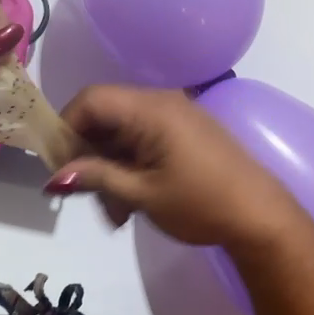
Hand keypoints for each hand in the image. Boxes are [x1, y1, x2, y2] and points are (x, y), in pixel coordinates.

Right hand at [48, 85, 305, 250]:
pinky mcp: (185, 132)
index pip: (91, 99)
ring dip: (109, 168)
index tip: (59, 168)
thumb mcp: (142, 194)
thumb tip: (54, 176)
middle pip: (105, 116)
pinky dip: (130, 166)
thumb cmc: (200, 203)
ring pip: (122, 133)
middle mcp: (162, 102)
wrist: (259, 215)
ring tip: (116, 216)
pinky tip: (131, 204)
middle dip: (89, 157)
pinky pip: (143, 139)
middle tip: (88, 201)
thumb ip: (96, 177)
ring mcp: (176, 115)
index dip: (67, 128)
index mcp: (151, 109)